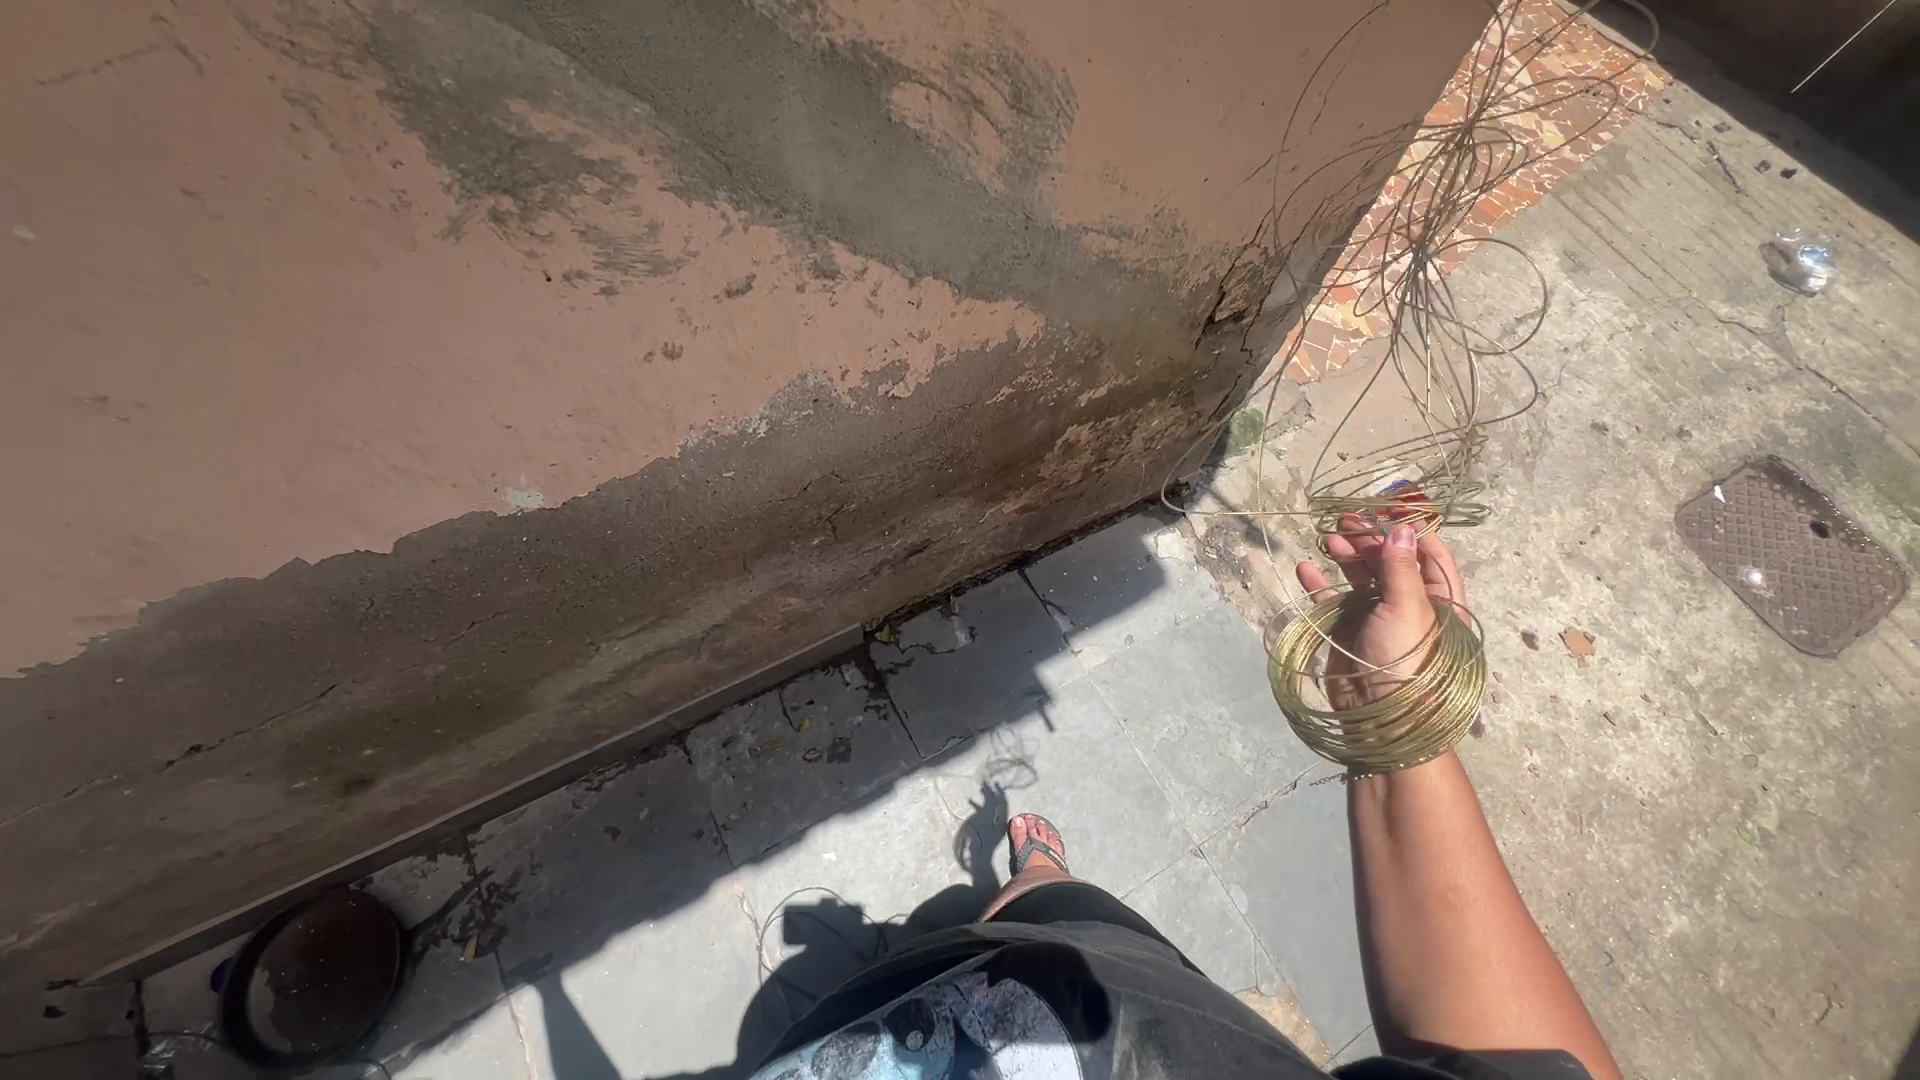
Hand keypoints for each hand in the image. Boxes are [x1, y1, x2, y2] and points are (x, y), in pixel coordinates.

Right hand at [1293, 515, 1465, 709]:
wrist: (1379, 712)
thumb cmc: (1407, 658)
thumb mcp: (1408, 608)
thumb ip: (1401, 567)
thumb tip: (1401, 527)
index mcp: (1438, 599)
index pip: (1429, 554)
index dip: (1410, 530)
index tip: (1386, 507)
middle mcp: (1409, 603)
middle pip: (1389, 561)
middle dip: (1369, 539)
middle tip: (1344, 520)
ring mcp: (1376, 616)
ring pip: (1360, 576)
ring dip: (1344, 556)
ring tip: (1327, 538)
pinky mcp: (1348, 629)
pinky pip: (1332, 600)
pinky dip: (1319, 584)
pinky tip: (1305, 569)